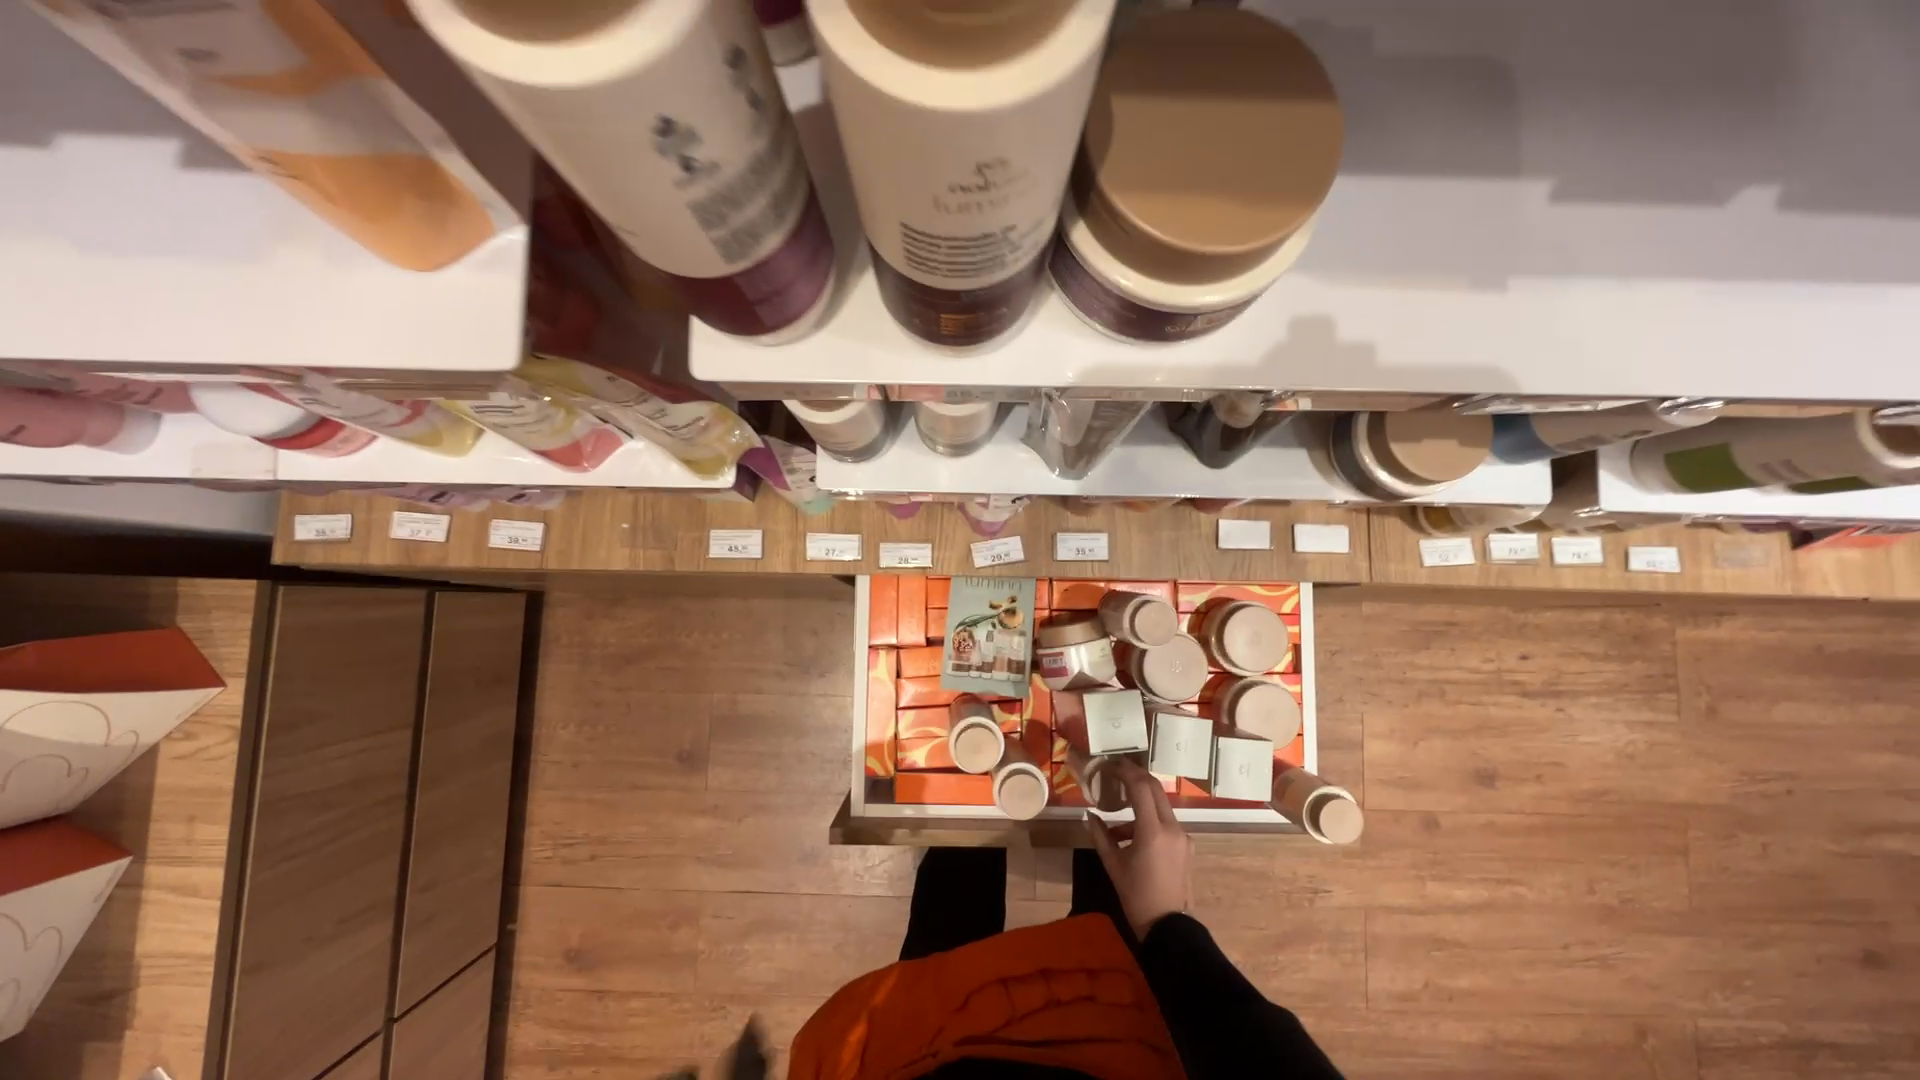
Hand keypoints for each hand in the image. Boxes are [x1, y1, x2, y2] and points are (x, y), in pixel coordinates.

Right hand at [1085, 758, 1192, 939]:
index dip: (1126, 771)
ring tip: (1119, 815)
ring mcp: (1183, 836)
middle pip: (1155, 789)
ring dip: (1141, 801)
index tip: (1112, 763)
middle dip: (1136, 776)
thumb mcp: (1113, 864)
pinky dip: (1149, 820)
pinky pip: (1166, 823)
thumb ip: (1100, 835)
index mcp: (1152, 831)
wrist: (1169, 926)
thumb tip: (1089, 814)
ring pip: (1161, 805)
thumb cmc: (1136, 895)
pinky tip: (1132, 837)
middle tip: (1117, 771)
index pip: (1141, 787)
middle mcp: (1172, 828)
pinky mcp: (1186, 845)